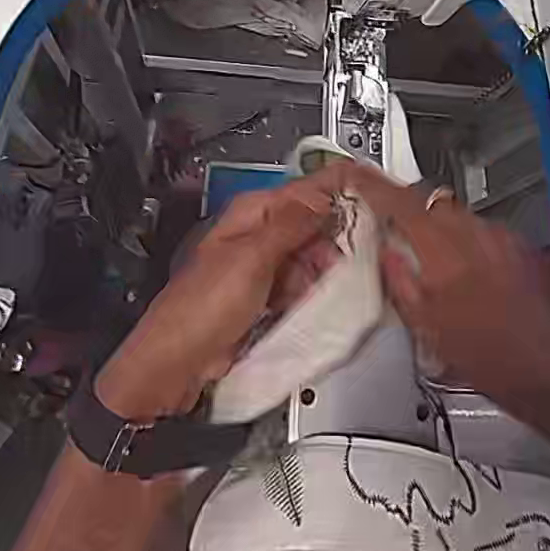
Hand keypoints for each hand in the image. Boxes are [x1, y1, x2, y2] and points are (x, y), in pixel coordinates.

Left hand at [96, 168, 342, 419]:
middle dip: (334, 237)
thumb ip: (292, 225)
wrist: (179, 363)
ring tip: (324, 281)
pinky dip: (312, 289)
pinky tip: (311, 298)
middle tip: (352, 251)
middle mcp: (260, 234)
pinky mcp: (271, 292)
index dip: (339, 188)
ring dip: (324, 268)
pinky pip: (304, 282)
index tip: (371, 192)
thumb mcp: (253, 258)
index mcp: (253, 213)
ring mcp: (266, 264)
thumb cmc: (199, 309)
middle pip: (315, 221)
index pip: (306, 187)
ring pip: (313, 254)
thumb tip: (324, 198)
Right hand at [336, 166, 549, 403]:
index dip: (376, 187)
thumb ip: (400, 281)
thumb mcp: (425, 324)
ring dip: (439, 226)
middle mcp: (472, 233)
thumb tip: (388, 256)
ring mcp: (497, 237)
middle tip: (395, 228)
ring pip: (456, 214)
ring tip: (435, 261)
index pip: (401, 203)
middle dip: (409, 209)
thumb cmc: (487, 353)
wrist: (540, 364)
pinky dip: (466, 240)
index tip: (360, 177)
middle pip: (430, 201)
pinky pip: (481, 229)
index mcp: (441, 249)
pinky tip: (467, 270)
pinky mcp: (515, 246)